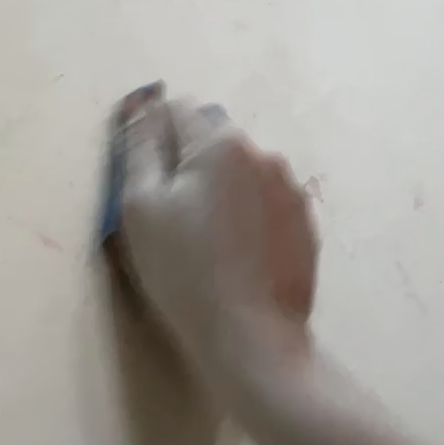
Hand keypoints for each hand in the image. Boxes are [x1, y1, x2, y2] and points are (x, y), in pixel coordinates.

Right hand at [116, 93, 319, 386]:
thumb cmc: (184, 270)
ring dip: (221, 184)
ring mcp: (290, 187)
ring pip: (240, 168)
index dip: (155, 135)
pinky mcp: (305, 221)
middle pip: (212, 136)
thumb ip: (139, 147)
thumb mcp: (140, 206)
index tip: (149, 176)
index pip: (178, 108)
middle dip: (190, 160)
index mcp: (220, 142)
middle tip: (174, 213)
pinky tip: (237, 253)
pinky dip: (247, 211)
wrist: (252, 341)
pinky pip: (264, 198)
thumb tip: (141, 104)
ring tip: (209, 237)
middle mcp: (262, 152)